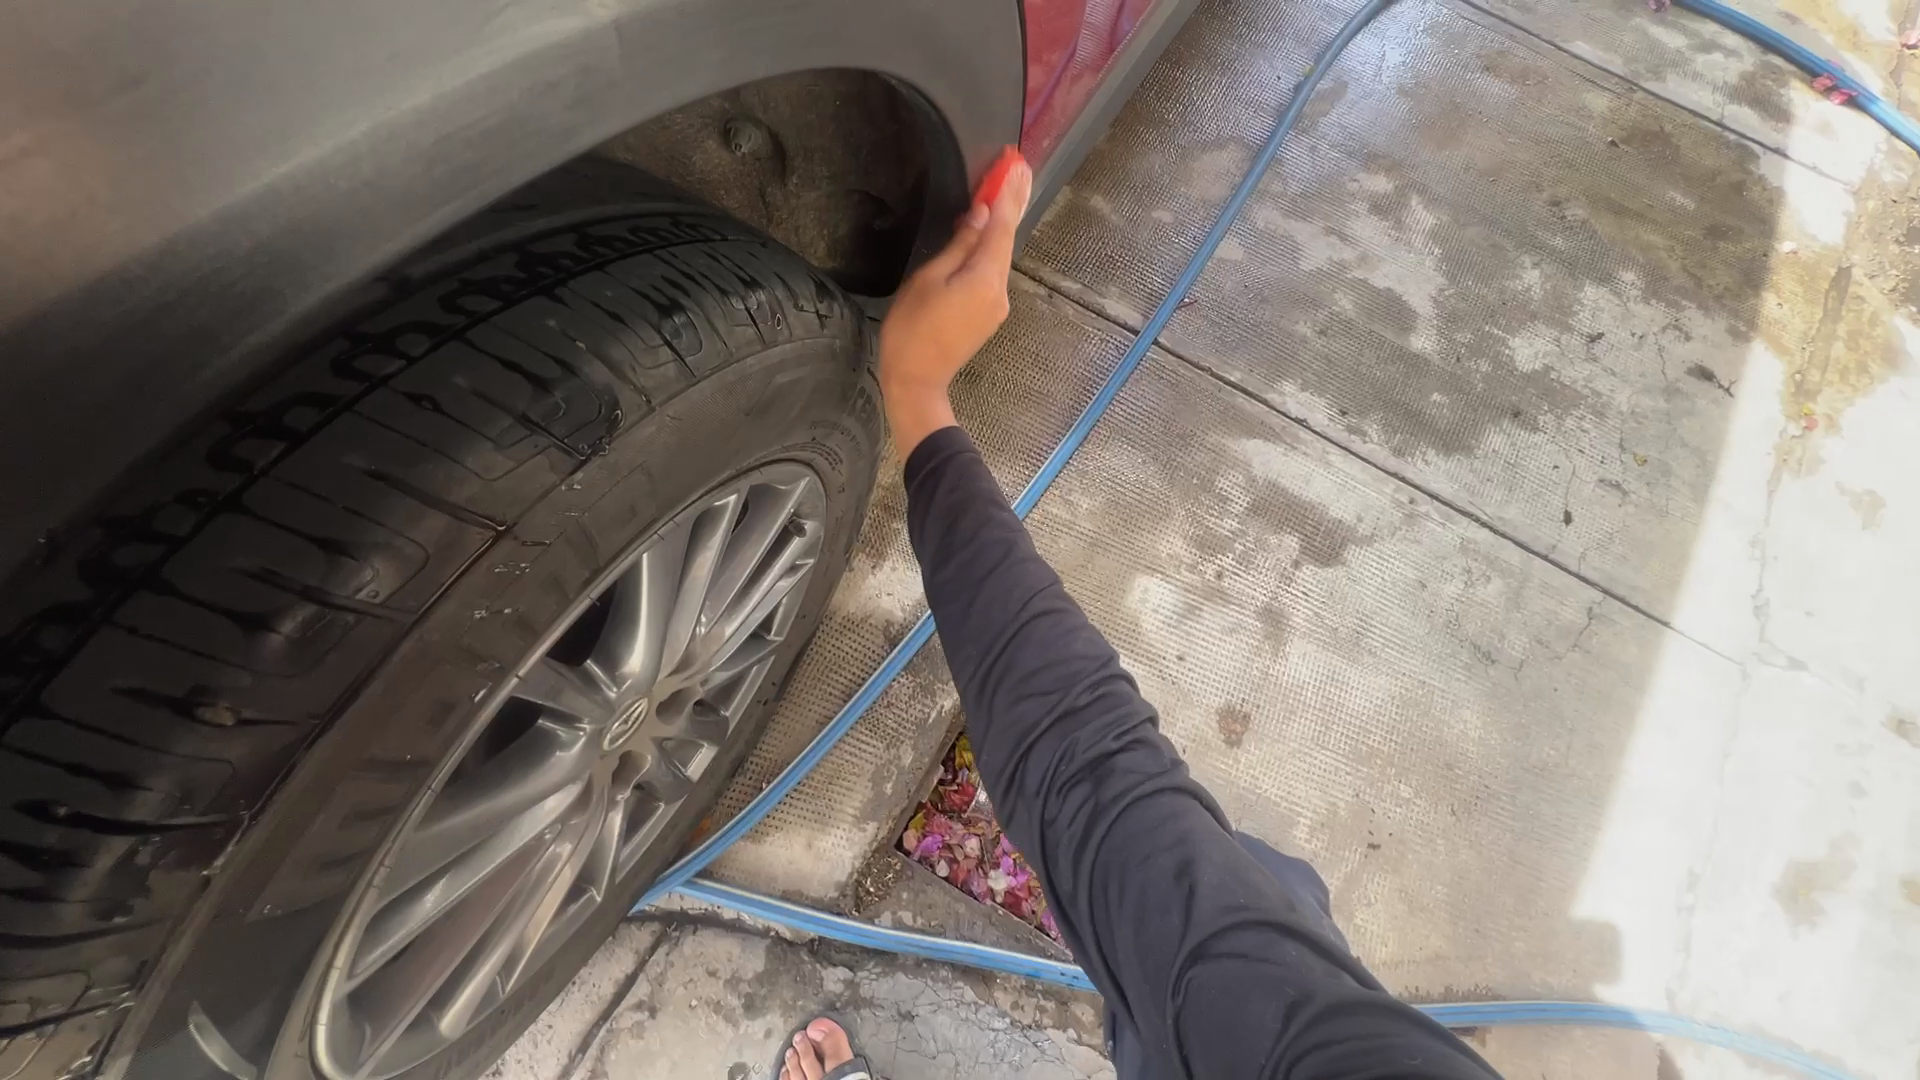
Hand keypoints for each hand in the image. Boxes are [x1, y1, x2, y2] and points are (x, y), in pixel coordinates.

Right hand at [877, 155, 1032, 455]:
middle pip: (1006, 240)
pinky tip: (989, 232)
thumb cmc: (912, 330)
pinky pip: (992, 274)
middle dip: (1013, 203)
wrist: (917, 381)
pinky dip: (992, 249)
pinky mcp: (988, 316)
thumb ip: (958, 246)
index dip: (1007, 193)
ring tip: (1007, 189)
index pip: (1001, 226)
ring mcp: (996, 307)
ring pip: (999, 257)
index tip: (1015, 163)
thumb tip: (979, 216)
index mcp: (985, 279)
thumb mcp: (929, 279)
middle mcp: (1000, 291)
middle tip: (1021, 168)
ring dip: (1002, 224)